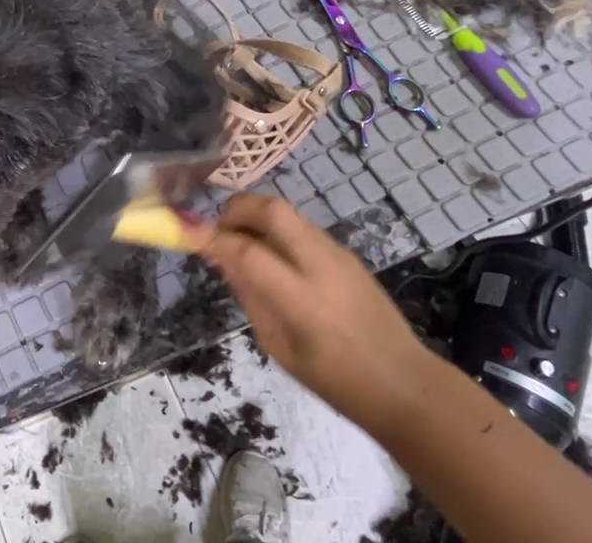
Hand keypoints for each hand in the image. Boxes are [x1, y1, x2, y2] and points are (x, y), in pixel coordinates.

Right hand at [194, 193, 436, 429]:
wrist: (405, 383)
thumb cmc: (336, 380)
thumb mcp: (280, 347)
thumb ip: (250, 296)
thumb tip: (221, 258)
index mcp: (303, 300)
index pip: (247, 252)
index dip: (211, 238)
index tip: (186, 232)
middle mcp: (321, 266)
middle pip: (272, 210)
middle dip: (236, 209)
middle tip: (219, 229)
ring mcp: (338, 255)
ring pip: (287, 213)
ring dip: (255, 217)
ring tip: (240, 244)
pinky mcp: (347, 254)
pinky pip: (301, 228)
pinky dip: (276, 231)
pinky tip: (270, 257)